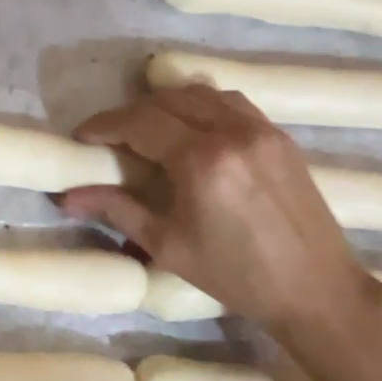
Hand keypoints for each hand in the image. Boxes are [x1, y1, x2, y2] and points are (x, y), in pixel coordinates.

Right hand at [62, 85, 381, 330]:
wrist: (313, 287)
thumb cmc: (235, 275)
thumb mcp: (168, 246)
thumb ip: (118, 210)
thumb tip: (68, 197)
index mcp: (202, 160)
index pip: (141, 122)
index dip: (105, 125)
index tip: (82, 137)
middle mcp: (232, 131)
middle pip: (169, 100)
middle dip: (132, 113)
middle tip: (110, 137)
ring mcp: (262, 129)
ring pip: (203, 94)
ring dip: (168, 104)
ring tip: (148, 129)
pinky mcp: (281, 137)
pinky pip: (233, 104)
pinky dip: (203, 106)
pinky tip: (193, 130)